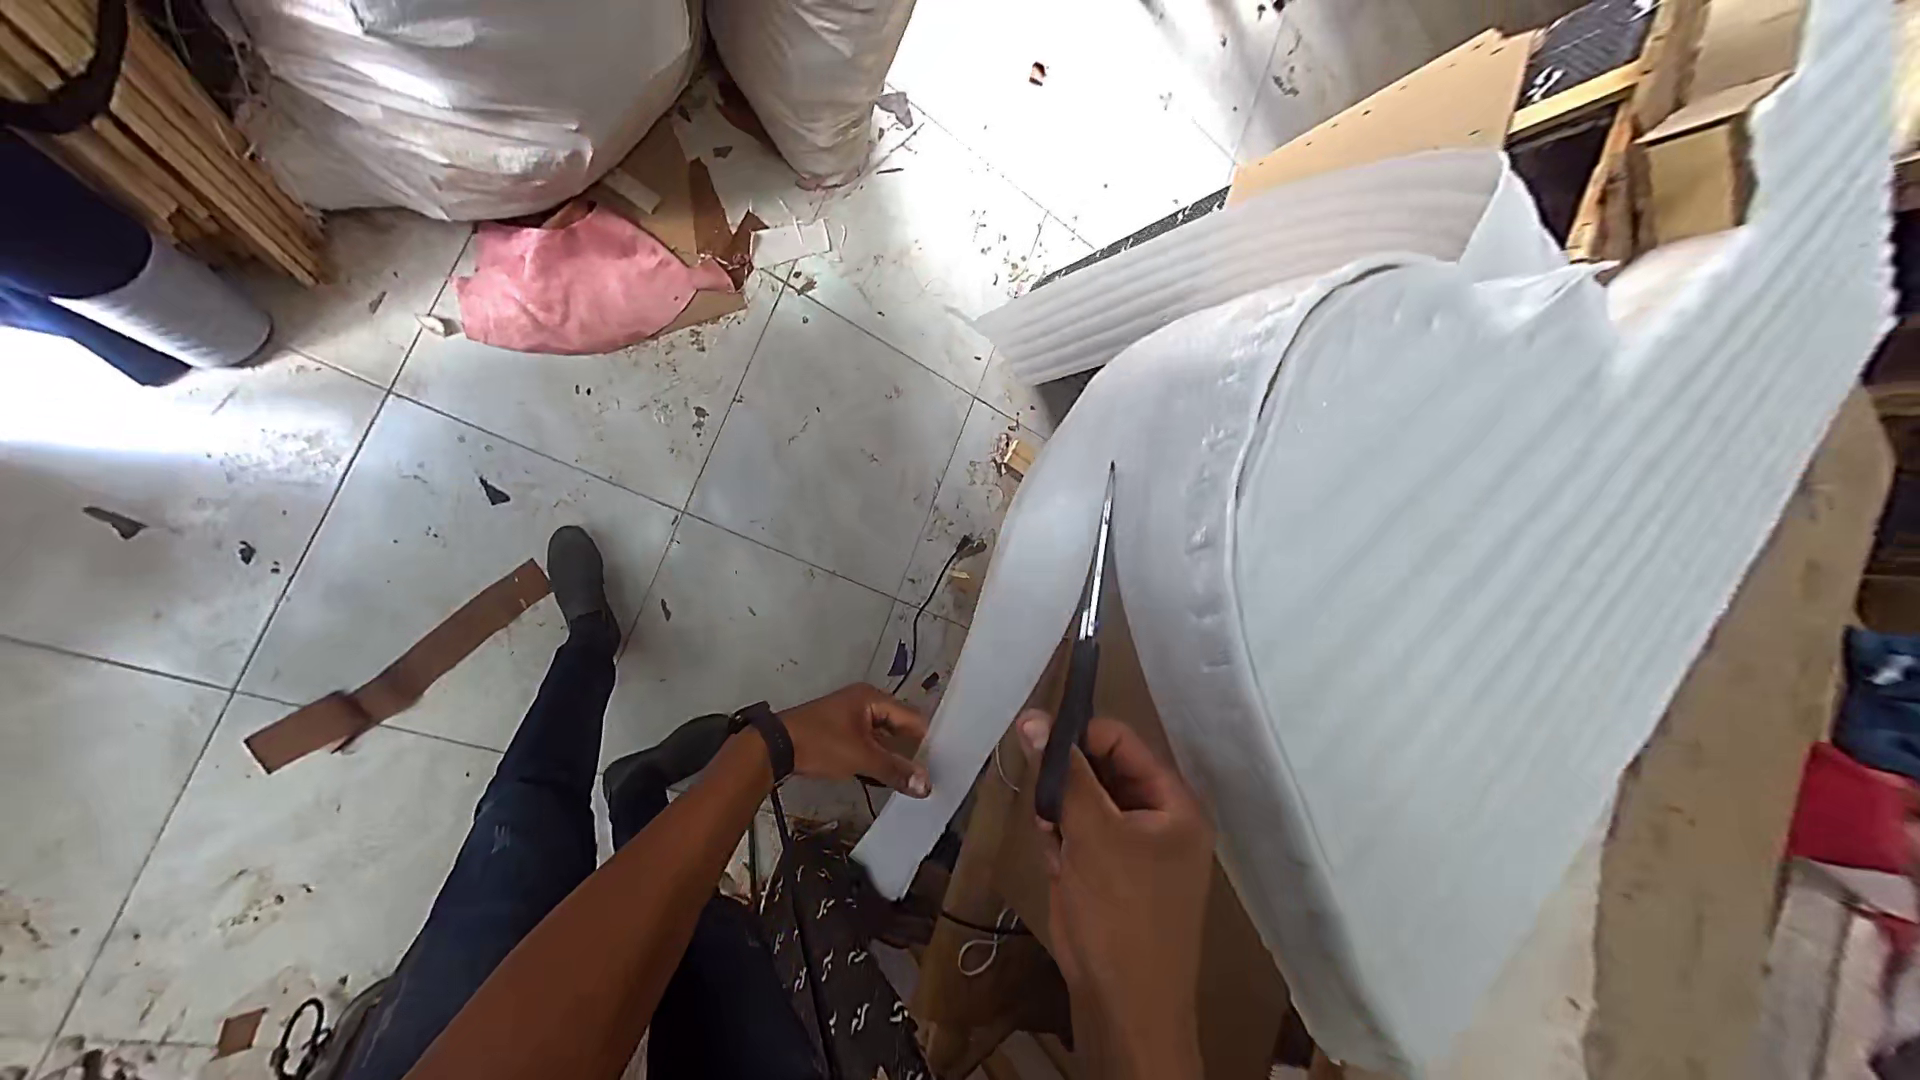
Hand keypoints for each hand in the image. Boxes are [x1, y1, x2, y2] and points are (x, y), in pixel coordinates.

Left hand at [782, 683, 930, 796]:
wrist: (775, 748)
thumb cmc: (821, 744)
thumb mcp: (861, 758)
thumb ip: (894, 770)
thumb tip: (926, 786)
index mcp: (873, 698)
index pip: (912, 717)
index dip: (926, 740)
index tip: (942, 763)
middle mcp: (865, 702)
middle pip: (899, 726)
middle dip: (911, 749)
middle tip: (930, 773)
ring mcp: (851, 716)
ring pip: (884, 737)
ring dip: (894, 756)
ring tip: (913, 779)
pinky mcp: (841, 731)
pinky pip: (869, 743)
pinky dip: (878, 758)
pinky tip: (887, 777)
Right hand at [1018, 709, 1210, 1078]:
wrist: (1121, 1007)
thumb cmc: (1119, 913)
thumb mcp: (1093, 832)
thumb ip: (1063, 772)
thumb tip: (1032, 718)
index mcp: (1171, 802)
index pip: (1120, 742)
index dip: (1079, 736)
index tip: (1035, 739)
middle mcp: (1155, 817)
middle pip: (1100, 769)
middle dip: (1066, 781)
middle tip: (1042, 796)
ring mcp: (1130, 845)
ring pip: (1083, 799)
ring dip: (1060, 811)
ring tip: (1051, 833)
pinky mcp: (1106, 868)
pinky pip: (1077, 830)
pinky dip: (1060, 837)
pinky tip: (1056, 859)